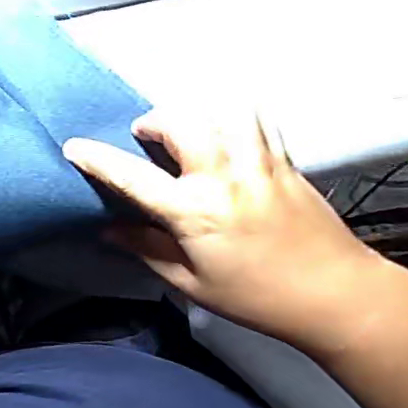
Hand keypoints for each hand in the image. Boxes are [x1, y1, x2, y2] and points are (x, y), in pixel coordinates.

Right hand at [63, 111, 392, 343]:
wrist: (334, 294)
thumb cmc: (257, 298)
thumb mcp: (192, 284)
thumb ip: (148, 250)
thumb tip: (110, 231)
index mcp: (195, 212)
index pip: (134, 178)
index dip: (97, 161)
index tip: (74, 147)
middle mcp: (225, 176)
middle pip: (180, 122)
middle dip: (154, 121)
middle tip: (145, 138)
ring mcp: (259, 162)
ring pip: (221, 110)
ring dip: (195, 112)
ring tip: (187, 132)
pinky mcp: (284, 160)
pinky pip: (256, 120)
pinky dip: (233, 115)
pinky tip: (226, 132)